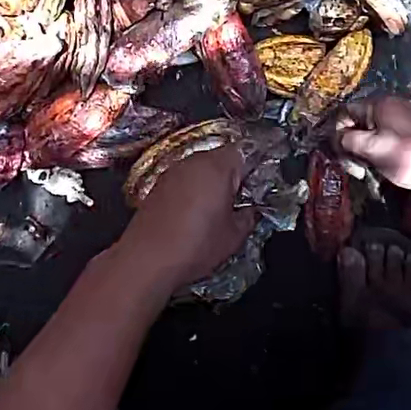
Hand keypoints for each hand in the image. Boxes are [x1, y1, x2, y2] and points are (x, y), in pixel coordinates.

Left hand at [115, 144, 256, 293]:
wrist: (146, 258)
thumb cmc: (196, 245)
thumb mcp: (234, 236)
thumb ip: (249, 217)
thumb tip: (252, 210)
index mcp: (218, 167)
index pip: (246, 151)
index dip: (258, 163)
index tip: (264, 180)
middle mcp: (194, 161)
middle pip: (222, 157)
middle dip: (235, 174)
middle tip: (245, 198)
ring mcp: (174, 171)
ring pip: (202, 168)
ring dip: (213, 181)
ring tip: (221, 208)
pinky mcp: (159, 184)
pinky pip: (185, 179)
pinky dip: (195, 189)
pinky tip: (196, 212)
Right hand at [334, 97, 410, 208]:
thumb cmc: (410, 158)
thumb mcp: (371, 148)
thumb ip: (346, 139)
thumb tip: (337, 138)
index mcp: (380, 104)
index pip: (345, 112)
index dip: (337, 133)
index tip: (341, 155)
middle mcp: (392, 107)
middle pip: (358, 123)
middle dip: (351, 145)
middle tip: (356, 167)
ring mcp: (405, 121)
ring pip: (371, 134)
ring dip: (365, 152)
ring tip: (370, 170)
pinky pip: (386, 140)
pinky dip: (380, 154)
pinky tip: (385, 168)